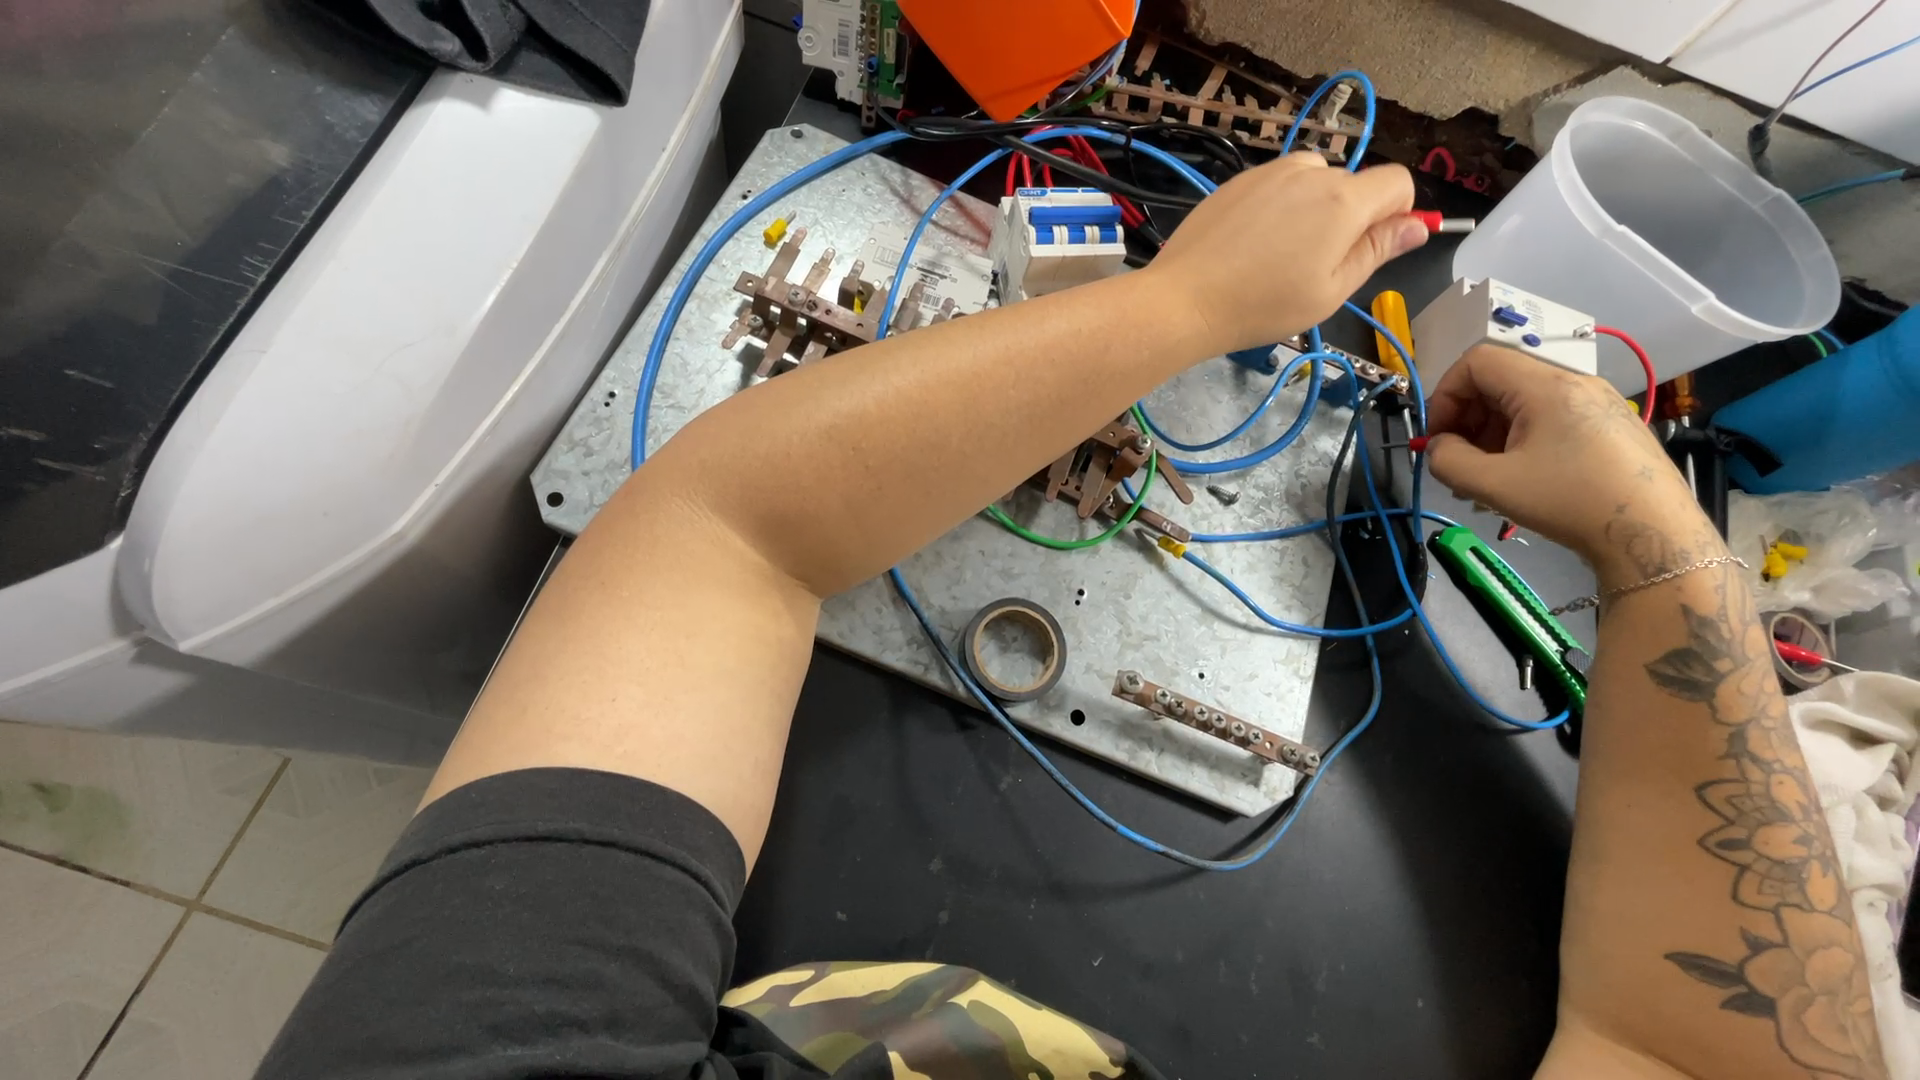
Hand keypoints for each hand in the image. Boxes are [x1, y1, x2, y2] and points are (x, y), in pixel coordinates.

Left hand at [1141, 154, 1427, 355]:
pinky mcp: (1236, 182)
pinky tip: (1249, 245)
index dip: (1395, 214)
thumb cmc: (1261, 306)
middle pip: (1352, 183)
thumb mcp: (1330, 291)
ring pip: (1312, 179)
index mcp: (1343, 201)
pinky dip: (1275, 206)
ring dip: (1310, 207)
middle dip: (1347, 217)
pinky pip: (1274, 184)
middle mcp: (1310, 174)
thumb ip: (1376, 252)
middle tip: (1311, 265)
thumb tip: (1417, 225)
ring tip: (1278, 254)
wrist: (1184, 300)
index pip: (1397, 183)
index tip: (1370, 246)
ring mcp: (1268, 173)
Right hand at [1423, 346, 1710, 581]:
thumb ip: (1447, 460)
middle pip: (1498, 381)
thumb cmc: (1569, 501)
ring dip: (1488, 433)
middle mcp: (1573, 383)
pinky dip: (1518, 440)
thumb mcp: (1492, 484)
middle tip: (1455, 459)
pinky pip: (1546, 418)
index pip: (1477, 362)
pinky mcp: (1606, 425)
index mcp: (1546, 387)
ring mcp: (1594, 403)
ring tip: (1483, 477)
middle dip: (1465, 418)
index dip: (1445, 394)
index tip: (1438, 435)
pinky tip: (1516, 477)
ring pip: (1520, 402)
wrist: (1651, 533)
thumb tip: (1438, 447)